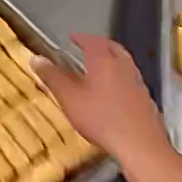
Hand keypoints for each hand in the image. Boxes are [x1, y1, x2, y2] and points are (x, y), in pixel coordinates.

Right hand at [32, 34, 173, 168]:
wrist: (140, 145)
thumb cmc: (100, 118)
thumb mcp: (68, 97)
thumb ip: (52, 77)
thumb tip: (36, 58)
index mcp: (104, 62)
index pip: (93, 42)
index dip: (82, 38)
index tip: (73, 37)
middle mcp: (124, 68)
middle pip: (114, 49)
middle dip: (100, 45)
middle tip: (88, 46)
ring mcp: (138, 84)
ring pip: (125, 65)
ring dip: (112, 60)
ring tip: (99, 67)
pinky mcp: (145, 101)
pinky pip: (131, 81)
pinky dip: (120, 78)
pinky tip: (113, 92)